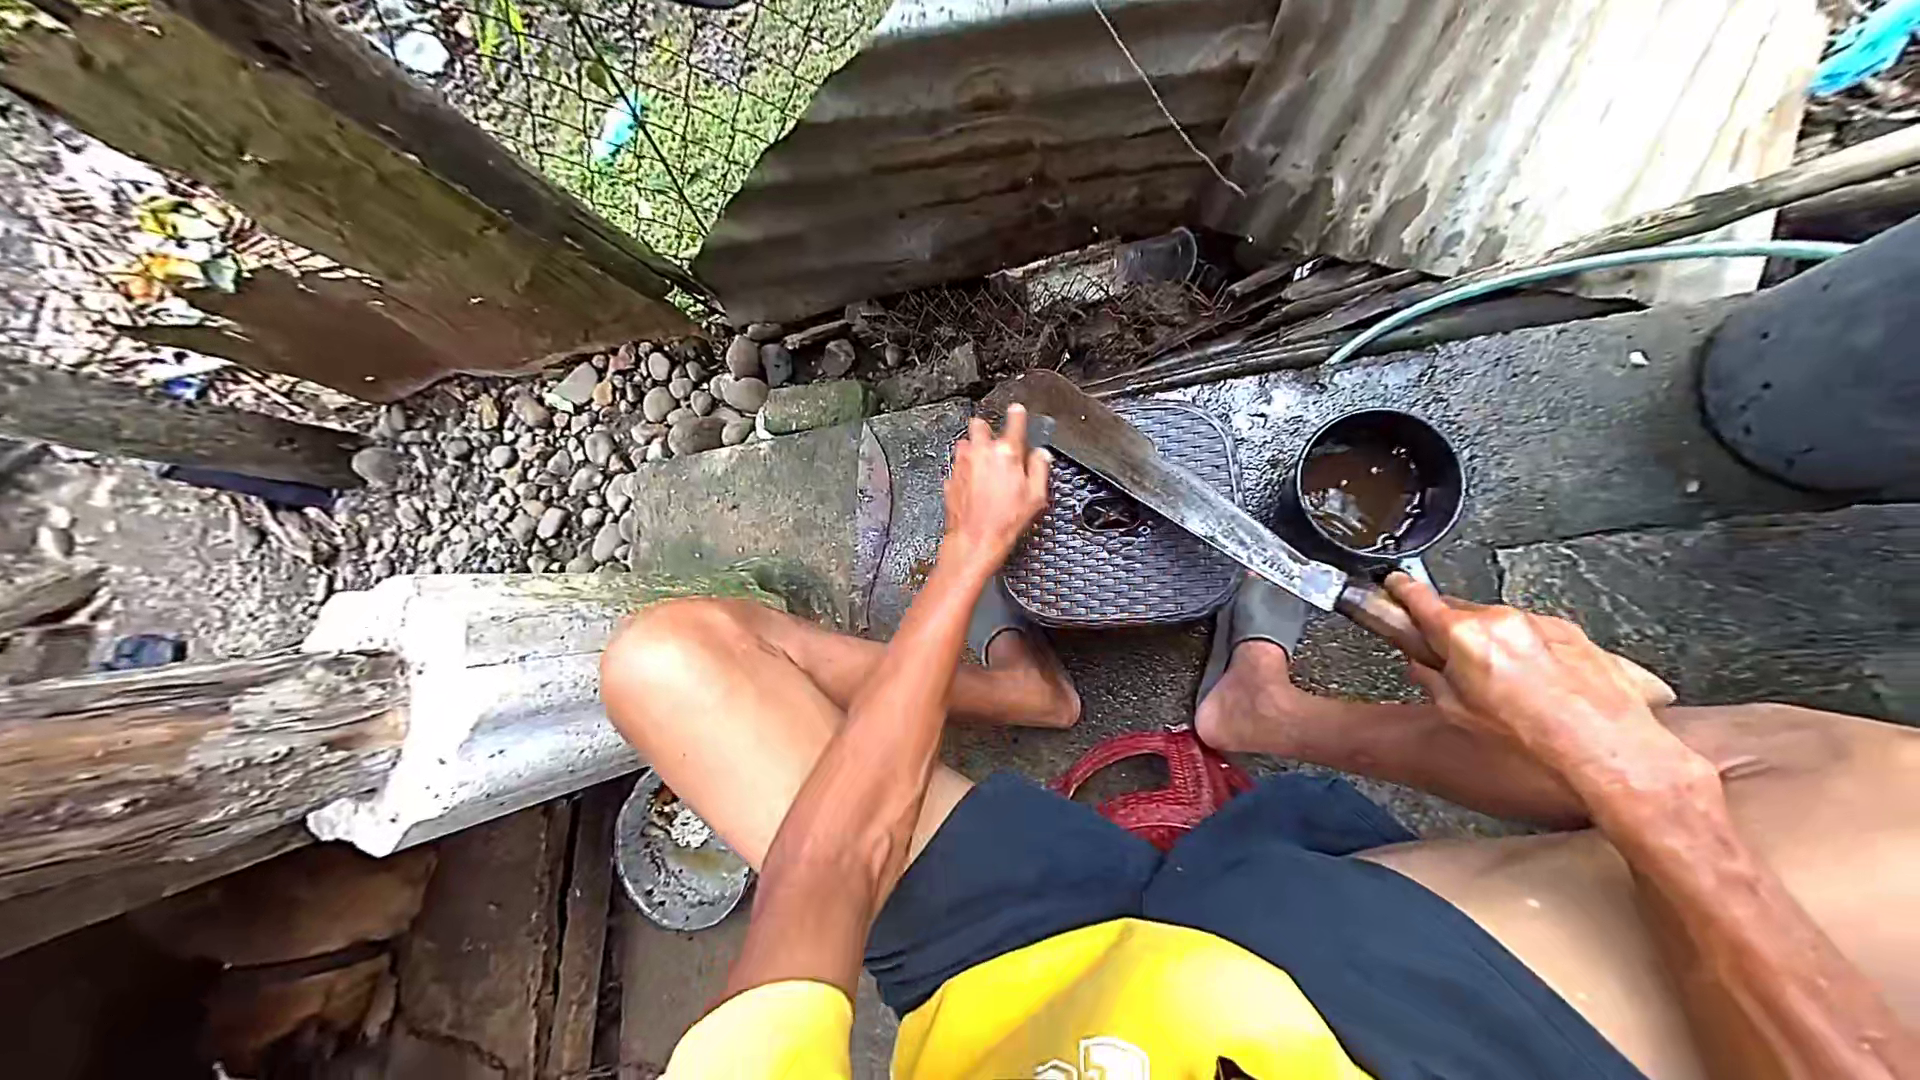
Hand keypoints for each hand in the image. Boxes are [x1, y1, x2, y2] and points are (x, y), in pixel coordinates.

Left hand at [943, 404, 1050, 570]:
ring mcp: (962, 464)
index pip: (1014, 421)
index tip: (1017, 410)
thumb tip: (1041, 455)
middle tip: (995, 440)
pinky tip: (974, 481)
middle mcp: (981, 453)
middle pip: (980, 424)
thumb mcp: (1036, 496)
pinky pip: (957, 463)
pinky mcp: (951, 478)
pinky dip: (965, 467)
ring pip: (965, 442)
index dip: (1017, 413)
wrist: (975, 540)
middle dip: (987, 428)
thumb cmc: (1004, 521)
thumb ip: (1040, 469)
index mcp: (1006, 453)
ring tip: (984, 462)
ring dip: (973, 447)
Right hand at [1385, 573, 1713, 799]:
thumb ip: (1431, 678)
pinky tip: (1541, 688)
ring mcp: (1542, 625)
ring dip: (1497, 645)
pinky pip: (1539, 636)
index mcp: (1462, 635)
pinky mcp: (1576, 636)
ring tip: (1509, 687)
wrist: (1612, 754)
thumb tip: (1425, 667)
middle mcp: (1502, 620)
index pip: (1418, 597)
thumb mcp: (1456, 713)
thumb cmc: (1534, 740)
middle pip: (1462, 612)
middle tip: (1456, 663)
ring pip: (1502, 624)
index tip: (1396, 584)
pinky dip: (1532, 654)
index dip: (1401, 589)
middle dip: (1454, 632)